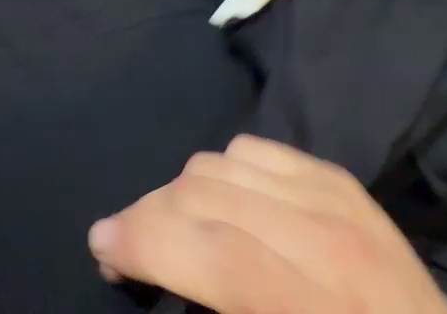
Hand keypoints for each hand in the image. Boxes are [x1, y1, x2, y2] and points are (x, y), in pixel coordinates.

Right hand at [87, 136, 446, 313]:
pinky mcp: (345, 185)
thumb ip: (215, 303)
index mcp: (315, 303)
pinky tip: (217, 202)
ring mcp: (343, 203)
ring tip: (170, 228)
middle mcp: (332, 241)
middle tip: (124, 247)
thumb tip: (150, 270)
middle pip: (210, 194)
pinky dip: (223, 169)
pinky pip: (260, 149)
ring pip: (226, 161)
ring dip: (181, 191)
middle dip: (149, 215)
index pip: (216, 253)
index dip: (145, 243)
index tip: (101, 247)